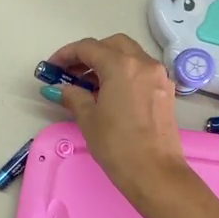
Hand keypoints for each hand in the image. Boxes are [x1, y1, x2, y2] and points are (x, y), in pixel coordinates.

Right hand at [48, 35, 191, 203]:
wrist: (154, 172)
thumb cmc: (117, 145)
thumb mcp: (88, 119)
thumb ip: (73, 96)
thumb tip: (63, 89)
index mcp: (121, 66)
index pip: (89, 48)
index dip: (66, 54)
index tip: (52, 67)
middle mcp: (144, 63)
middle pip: (113, 45)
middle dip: (90, 54)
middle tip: (72, 73)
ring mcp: (159, 76)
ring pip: (130, 56)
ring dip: (108, 63)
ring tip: (89, 85)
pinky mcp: (166, 91)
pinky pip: (141, 71)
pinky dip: (124, 74)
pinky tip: (111, 94)